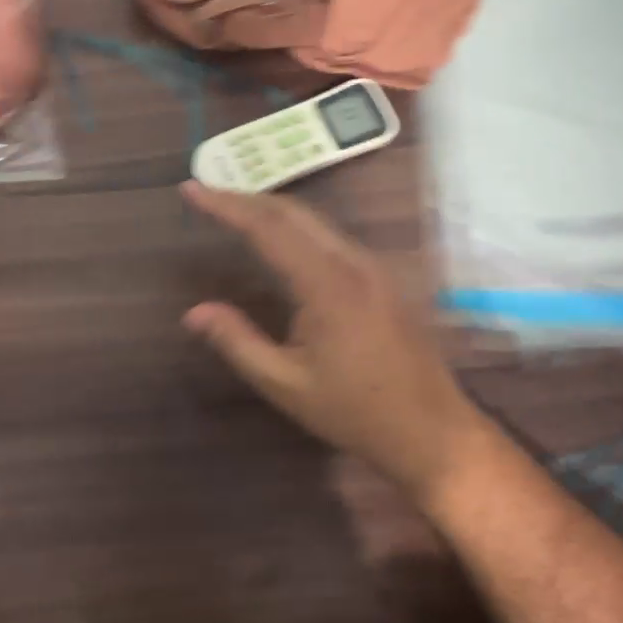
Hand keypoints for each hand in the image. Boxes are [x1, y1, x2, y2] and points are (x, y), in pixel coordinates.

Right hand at [181, 182, 488, 498]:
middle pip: (293, 214)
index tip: (190, 190)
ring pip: (316, 222)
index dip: (226, 205)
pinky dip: (296, 229)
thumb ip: (237, 342)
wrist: (432, 432)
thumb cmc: (354, 412)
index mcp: (328, 284)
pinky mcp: (385, 280)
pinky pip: (332, 239)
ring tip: (233, 211)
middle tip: (205, 195)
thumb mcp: (284, 383)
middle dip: (246, 199)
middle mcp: (355, 263)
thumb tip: (193, 312)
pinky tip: (280, 241)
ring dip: (272, 212)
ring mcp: (375, 269)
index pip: (267, 227)